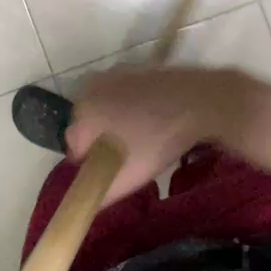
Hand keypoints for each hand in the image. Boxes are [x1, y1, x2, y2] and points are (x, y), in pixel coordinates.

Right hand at [64, 66, 255, 199]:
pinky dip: (128, 101)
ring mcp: (110, 74)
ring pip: (102, 105)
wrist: (197, 101)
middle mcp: (87, 92)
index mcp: (82, 118)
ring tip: (141, 132)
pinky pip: (120, 90)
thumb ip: (101, 194)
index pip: (74, 149)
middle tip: (128, 151)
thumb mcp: (130, 178)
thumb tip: (87, 204)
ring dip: (113, 118)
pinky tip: (151, 113)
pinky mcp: (131, 66)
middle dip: (100, 138)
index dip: (92, 162)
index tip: (113, 168)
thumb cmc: (159, 142)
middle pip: (85, 124)